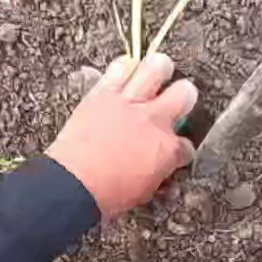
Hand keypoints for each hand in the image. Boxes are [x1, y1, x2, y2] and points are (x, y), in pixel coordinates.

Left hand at [47, 50, 197, 219]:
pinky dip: (125, 66)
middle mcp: (155, 121)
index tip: (174, 152)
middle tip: (176, 101)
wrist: (74, 185)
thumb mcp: (144, 192)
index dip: (182, 149)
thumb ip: (158, 174)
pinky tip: (128, 70)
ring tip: (159, 71)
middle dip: (185, 97)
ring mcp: (130, 103)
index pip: (187, 145)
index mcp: (168, 150)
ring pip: (157, 67)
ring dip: (160, 69)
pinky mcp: (104, 93)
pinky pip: (121, 66)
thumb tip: (160, 171)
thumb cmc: (107, 195)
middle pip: (186, 94)